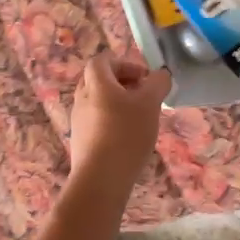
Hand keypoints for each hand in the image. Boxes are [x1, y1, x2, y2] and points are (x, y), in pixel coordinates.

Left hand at [68, 55, 171, 189]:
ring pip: (98, 102)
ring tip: (139, 118)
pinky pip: (96, 121)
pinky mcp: (80, 140)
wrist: (100, 179)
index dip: (125, 63)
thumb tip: (161, 74)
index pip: (102, 60)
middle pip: (99, 80)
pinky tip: (128, 138)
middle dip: (122, 83)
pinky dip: (111, 121)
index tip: (144, 78)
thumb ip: (158, 84)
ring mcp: (78, 120)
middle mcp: (82, 97)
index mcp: (96, 83)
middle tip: (143, 95)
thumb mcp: (149, 104)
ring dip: (118, 103)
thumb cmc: (126, 133)